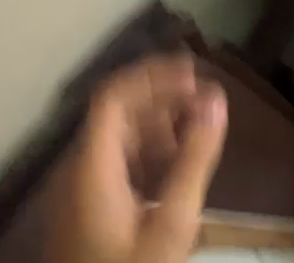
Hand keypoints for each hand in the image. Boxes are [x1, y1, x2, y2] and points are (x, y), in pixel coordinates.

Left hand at [48, 55, 227, 262]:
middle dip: (165, 98)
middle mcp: (77, 172)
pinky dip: (151, 150)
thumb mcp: (172, 221)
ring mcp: (78, 193)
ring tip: (201, 131)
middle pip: (118, 113)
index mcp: (91, 169)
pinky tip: (180, 164)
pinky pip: (118, 161)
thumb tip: (216, 99)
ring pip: (120, 137)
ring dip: (162, 124)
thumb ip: (195, 156)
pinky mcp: (86, 210)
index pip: (114, 96)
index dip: (154, 75)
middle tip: (208, 101)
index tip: (195, 72)